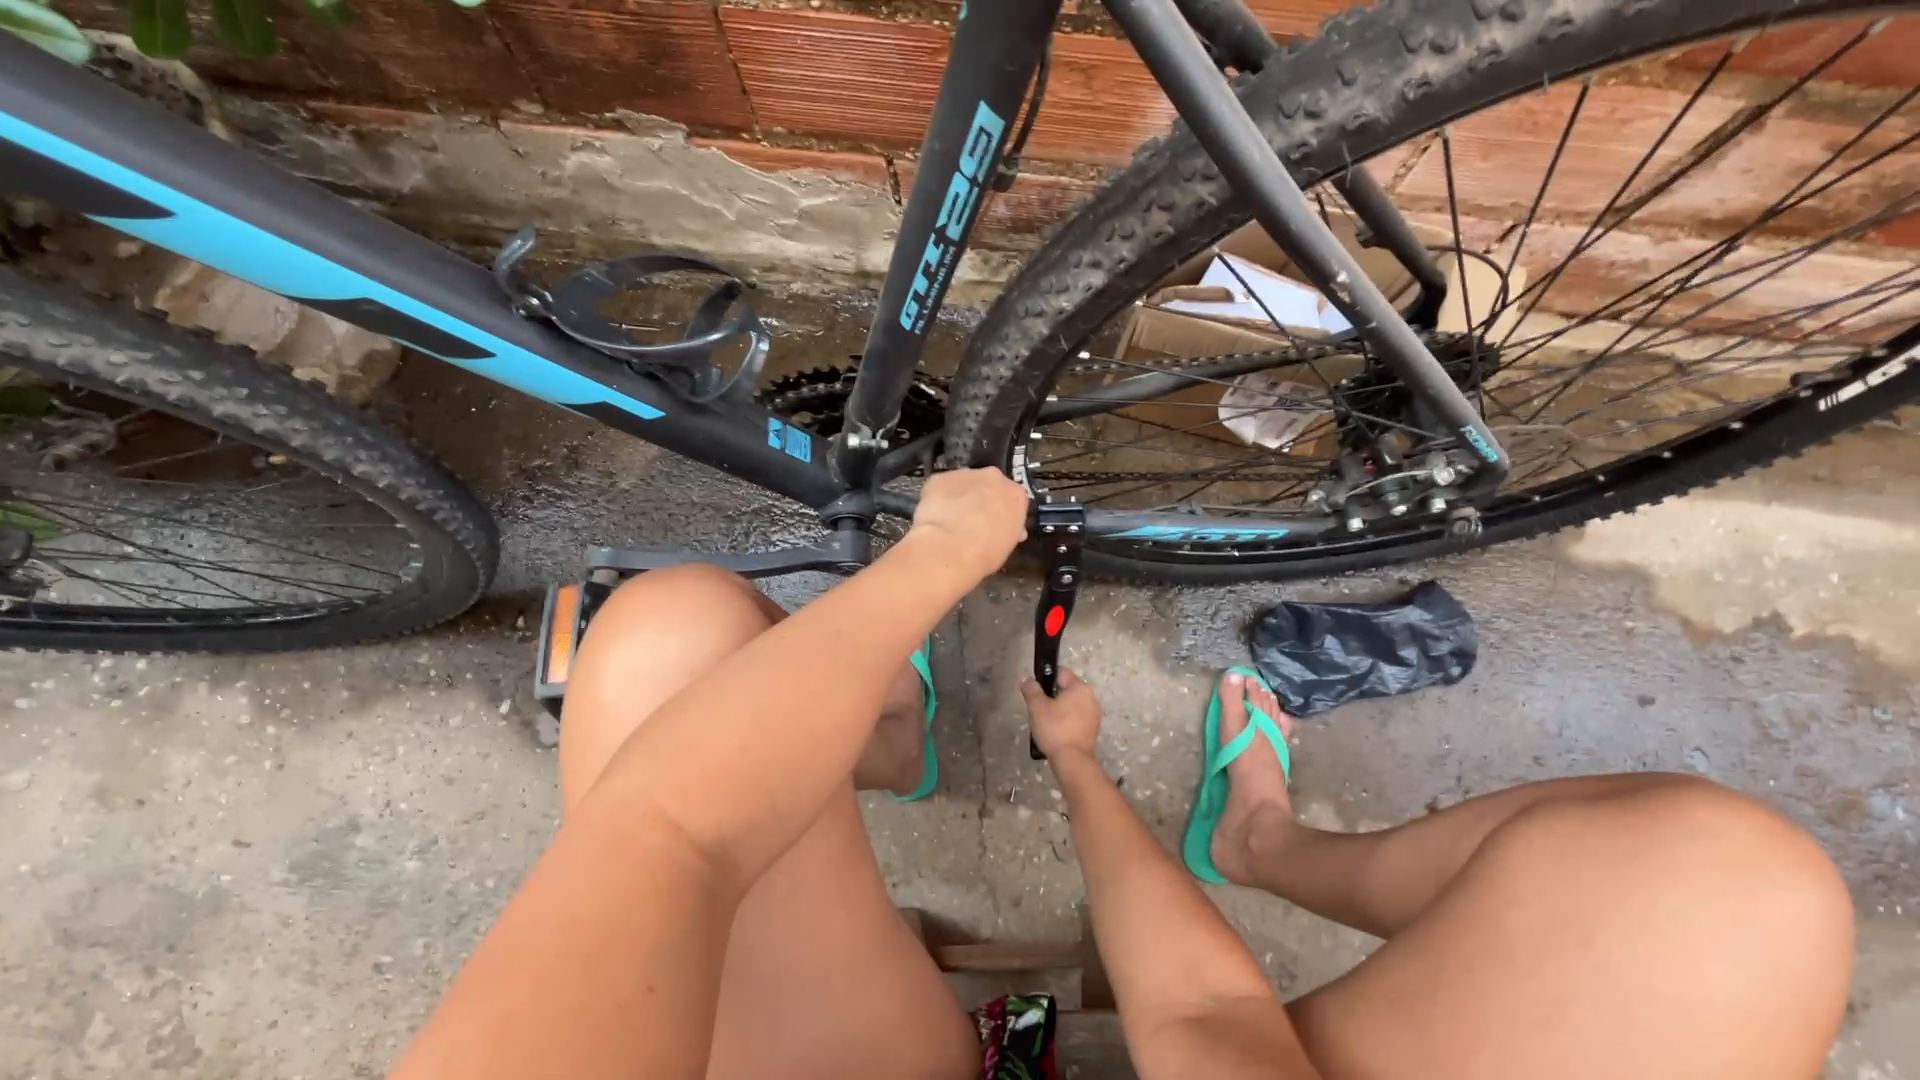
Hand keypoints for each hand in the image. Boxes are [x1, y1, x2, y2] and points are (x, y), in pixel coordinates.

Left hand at [906, 467, 1029, 578]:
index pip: (1012, 498)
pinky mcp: (940, 478)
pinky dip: (938, 498)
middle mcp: (993, 478)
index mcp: (1016, 495)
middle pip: (989, 485)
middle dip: (981, 500)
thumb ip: (1006, 529)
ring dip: (960, 497)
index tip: (995, 524)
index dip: (1002, 512)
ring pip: (963, 484)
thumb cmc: (983, 554)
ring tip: (951, 522)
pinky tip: (936, 517)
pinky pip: (941, 486)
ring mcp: (965, 475)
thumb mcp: (1007, 546)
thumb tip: (1000, 530)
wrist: (949, 549)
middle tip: (973, 522)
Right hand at [1020, 668, 1102, 762]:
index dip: (1045, 678)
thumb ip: (1031, 689)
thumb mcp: (1037, 707)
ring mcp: (1094, 715)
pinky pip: (1076, 719)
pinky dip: (1066, 722)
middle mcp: (1091, 698)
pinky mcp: (1093, 730)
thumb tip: (1026, 679)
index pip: (1061, 673)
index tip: (1035, 690)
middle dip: (1052, 696)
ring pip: (1071, 705)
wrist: (1072, 760)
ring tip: (1045, 723)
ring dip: (1059, 710)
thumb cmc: (1055, 729)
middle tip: (1038, 708)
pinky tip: (1056, 733)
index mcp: (1080, 688)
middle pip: (1067, 689)